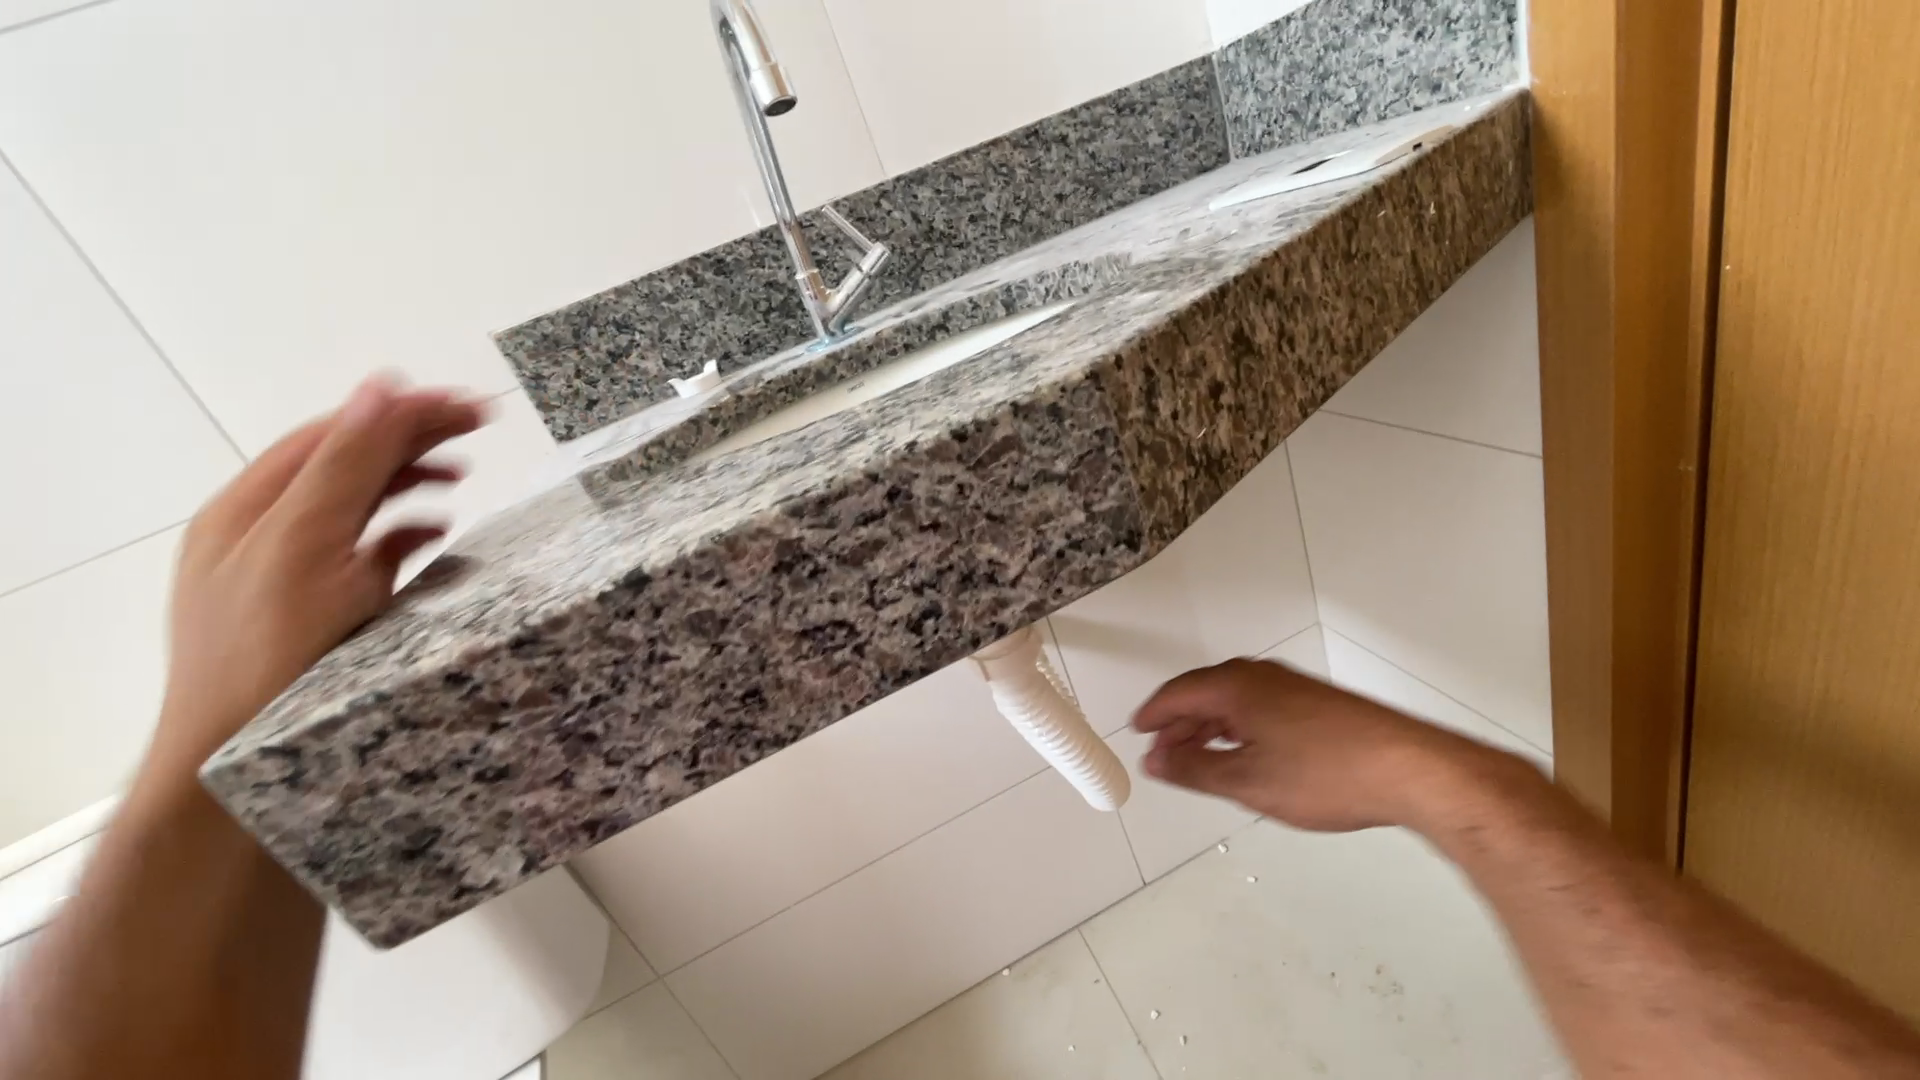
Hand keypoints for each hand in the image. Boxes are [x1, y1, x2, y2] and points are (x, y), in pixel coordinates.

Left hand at [153, 375, 487, 769]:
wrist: (243, 763)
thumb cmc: (273, 654)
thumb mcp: (306, 546)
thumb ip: (346, 467)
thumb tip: (380, 387)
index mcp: (252, 508)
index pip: (335, 433)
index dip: (402, 410)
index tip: (471, 405)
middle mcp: (268, 531)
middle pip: (349, 462)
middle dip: (415, 438)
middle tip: (483, 426)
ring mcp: (295, 570)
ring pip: (360, 504)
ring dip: (412, 480)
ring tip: (462, 478)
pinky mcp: (323, 606)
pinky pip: (368, 551)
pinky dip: (406, 532)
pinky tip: (437, 536)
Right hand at [1133, 657, 1492, 832]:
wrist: (1411, 770)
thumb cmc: (1323, 774)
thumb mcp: (1246, 781)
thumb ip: (1194, 769)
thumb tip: (1155, 761)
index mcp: (1235, 687)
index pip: (1177, 694)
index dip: (1153, 715)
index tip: (1138, 734)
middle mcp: (1260, 677)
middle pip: (1203, 694)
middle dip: (1179, 725)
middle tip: (1163, 756)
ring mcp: (1291, 688)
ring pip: (1233, 702)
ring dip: (1208, 729)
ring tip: (1198, 760)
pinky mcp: (1316, 703)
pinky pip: (1258, 708)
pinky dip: (1237, 729)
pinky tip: (1244, 754)